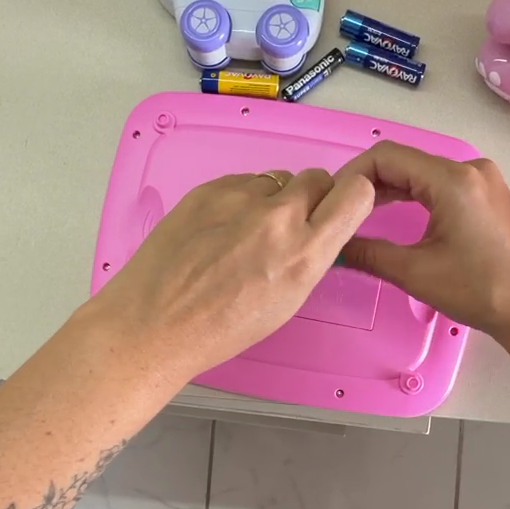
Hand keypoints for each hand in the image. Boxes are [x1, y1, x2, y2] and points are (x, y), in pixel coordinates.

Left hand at [89, 168, 375, 381]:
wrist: (154, 322)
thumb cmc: (219, 329)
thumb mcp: (286, 303)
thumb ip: (309, 258)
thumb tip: (316, 232)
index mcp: (304, 254)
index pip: (354, 194)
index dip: (351, 197)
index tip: (340, 207)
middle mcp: (277, 218)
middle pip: (316, 179)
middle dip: (310, 198)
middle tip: (288, 227)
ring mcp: (239, 198)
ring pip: (275, 180)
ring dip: (270, 199)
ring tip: (243, 235)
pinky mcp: (208, 189)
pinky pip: (240, 182)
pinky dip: (237, 200)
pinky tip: (217, 232)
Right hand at [337, 143, 509, 341]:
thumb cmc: (481, 290)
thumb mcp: (416, 273)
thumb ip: (369, 254)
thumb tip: (335, 247)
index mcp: (452, 180)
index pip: (386, 156)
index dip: (352, 174)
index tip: (331, 200)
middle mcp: (469, 169)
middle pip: (404, 161)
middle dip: (367, 182)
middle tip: (340, 210)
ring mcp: (483, 180)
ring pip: (422, 172)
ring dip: (389, 189)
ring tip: (360, 214)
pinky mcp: (489, 195)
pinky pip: (440, 183)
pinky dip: (413, 195)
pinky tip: (395, 215)